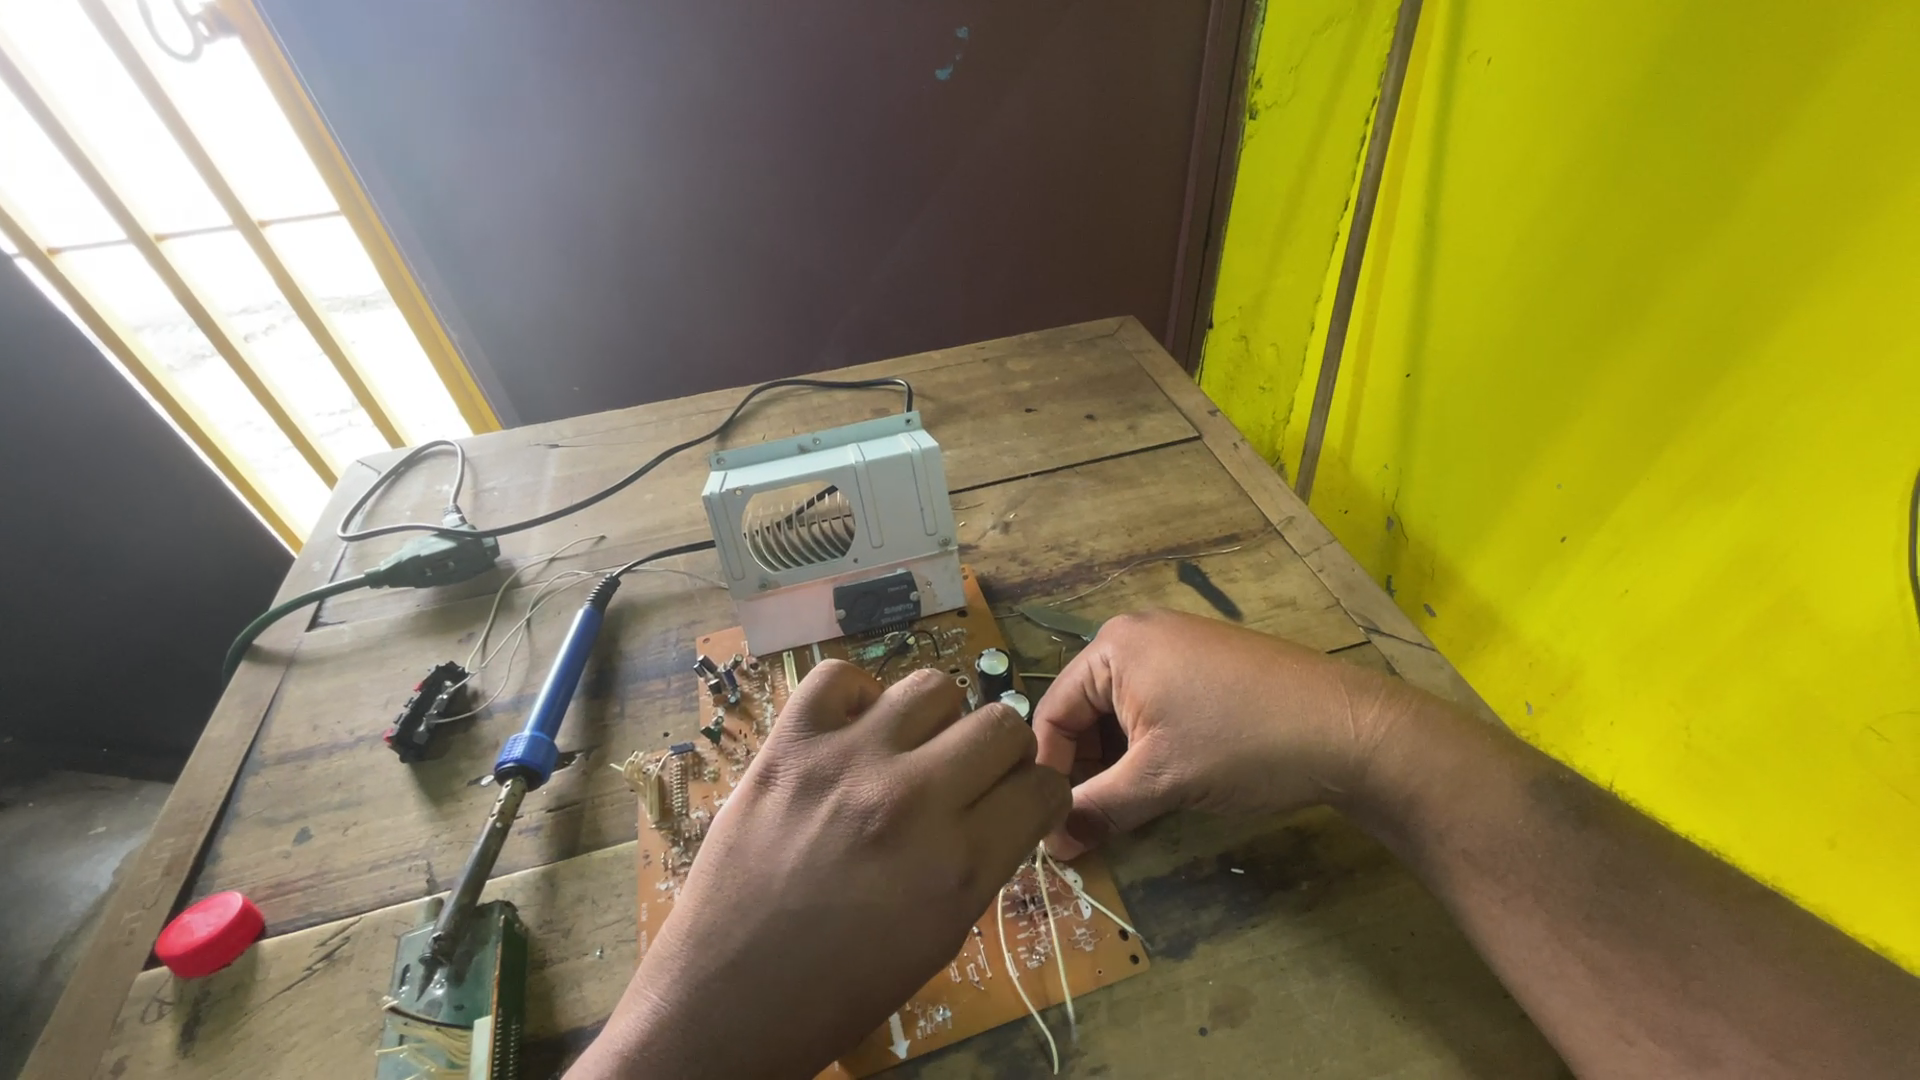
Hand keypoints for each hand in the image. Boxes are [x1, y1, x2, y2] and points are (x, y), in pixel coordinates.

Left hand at [572, 661, 1069, 1079]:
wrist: (726, 1002)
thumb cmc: (841, 987)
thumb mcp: (940, 936)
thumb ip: (982, 857)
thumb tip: (1003, 799)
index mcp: (958, 865)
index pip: (1043, 787)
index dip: (1037, 796)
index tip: (1017, 803)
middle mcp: (911, 800)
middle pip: (1002, 724)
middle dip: (1001, 753)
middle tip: (968, 777)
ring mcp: (846, 762)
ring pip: (932, 686)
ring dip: (934, 721)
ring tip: (906, 752)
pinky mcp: (787, 745)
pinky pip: (841, 677)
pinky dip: (855, 699)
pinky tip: (850, 735)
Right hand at [1032, 610, 1422, 858]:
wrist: (1352, 728)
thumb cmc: (1242, 744)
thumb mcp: (1161, 780)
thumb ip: (1098, 809)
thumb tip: (1054, 847)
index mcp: (1114, 646)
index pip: (1053, 712)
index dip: (1049, 772)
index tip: (1052, 825)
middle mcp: (1137, 634)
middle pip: (1085, 709)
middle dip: (1087, 767)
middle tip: (1093, 820)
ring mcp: (1176, 644)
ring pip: (1120, 710)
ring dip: (1118, 760)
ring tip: (1132, 804)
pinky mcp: (1206, 662)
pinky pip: (1153, 702)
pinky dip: (1148, 743)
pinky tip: (1166, 776)